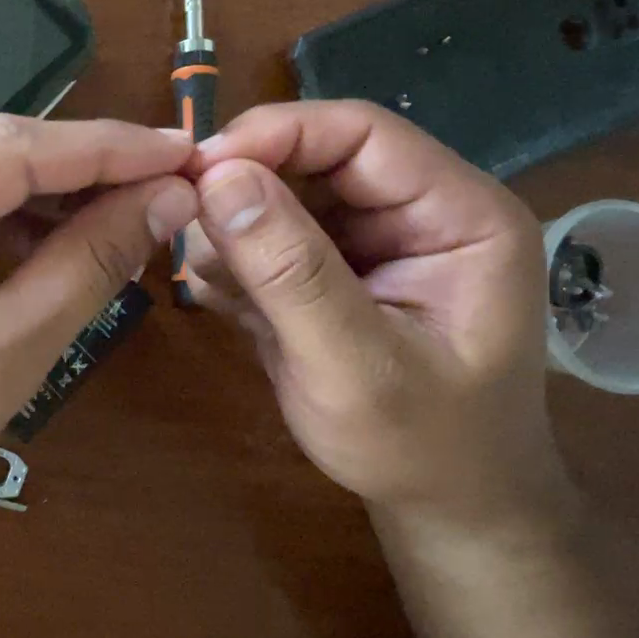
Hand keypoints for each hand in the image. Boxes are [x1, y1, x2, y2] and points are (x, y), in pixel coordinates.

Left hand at [0, 116, 199, 543]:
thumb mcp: (4, 349)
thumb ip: (88, 263)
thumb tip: (170, 197)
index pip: (7, 148)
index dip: (106, 148)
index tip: (188, 150)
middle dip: (84, 169)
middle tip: (174, 181)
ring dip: (53, 196)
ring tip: (135, 212)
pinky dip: (14, 222)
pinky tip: (69, 238)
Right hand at [180, 100, 571, 529]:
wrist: (443, 505)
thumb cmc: (418, 446)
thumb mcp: (351, 364)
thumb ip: (288, 270)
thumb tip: (216, 177)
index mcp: (459, 216)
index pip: (362, 132)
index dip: (275, 135)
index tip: (196, 169)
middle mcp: (419, 211)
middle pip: (315, 156)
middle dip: (244, 185)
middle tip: (180, 221)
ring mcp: (377, 238)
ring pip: (284, 192)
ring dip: (234, 228)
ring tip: (210, 282)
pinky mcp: (338, 265)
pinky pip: (273, 233)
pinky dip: (236, 258)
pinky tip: (225, 301)